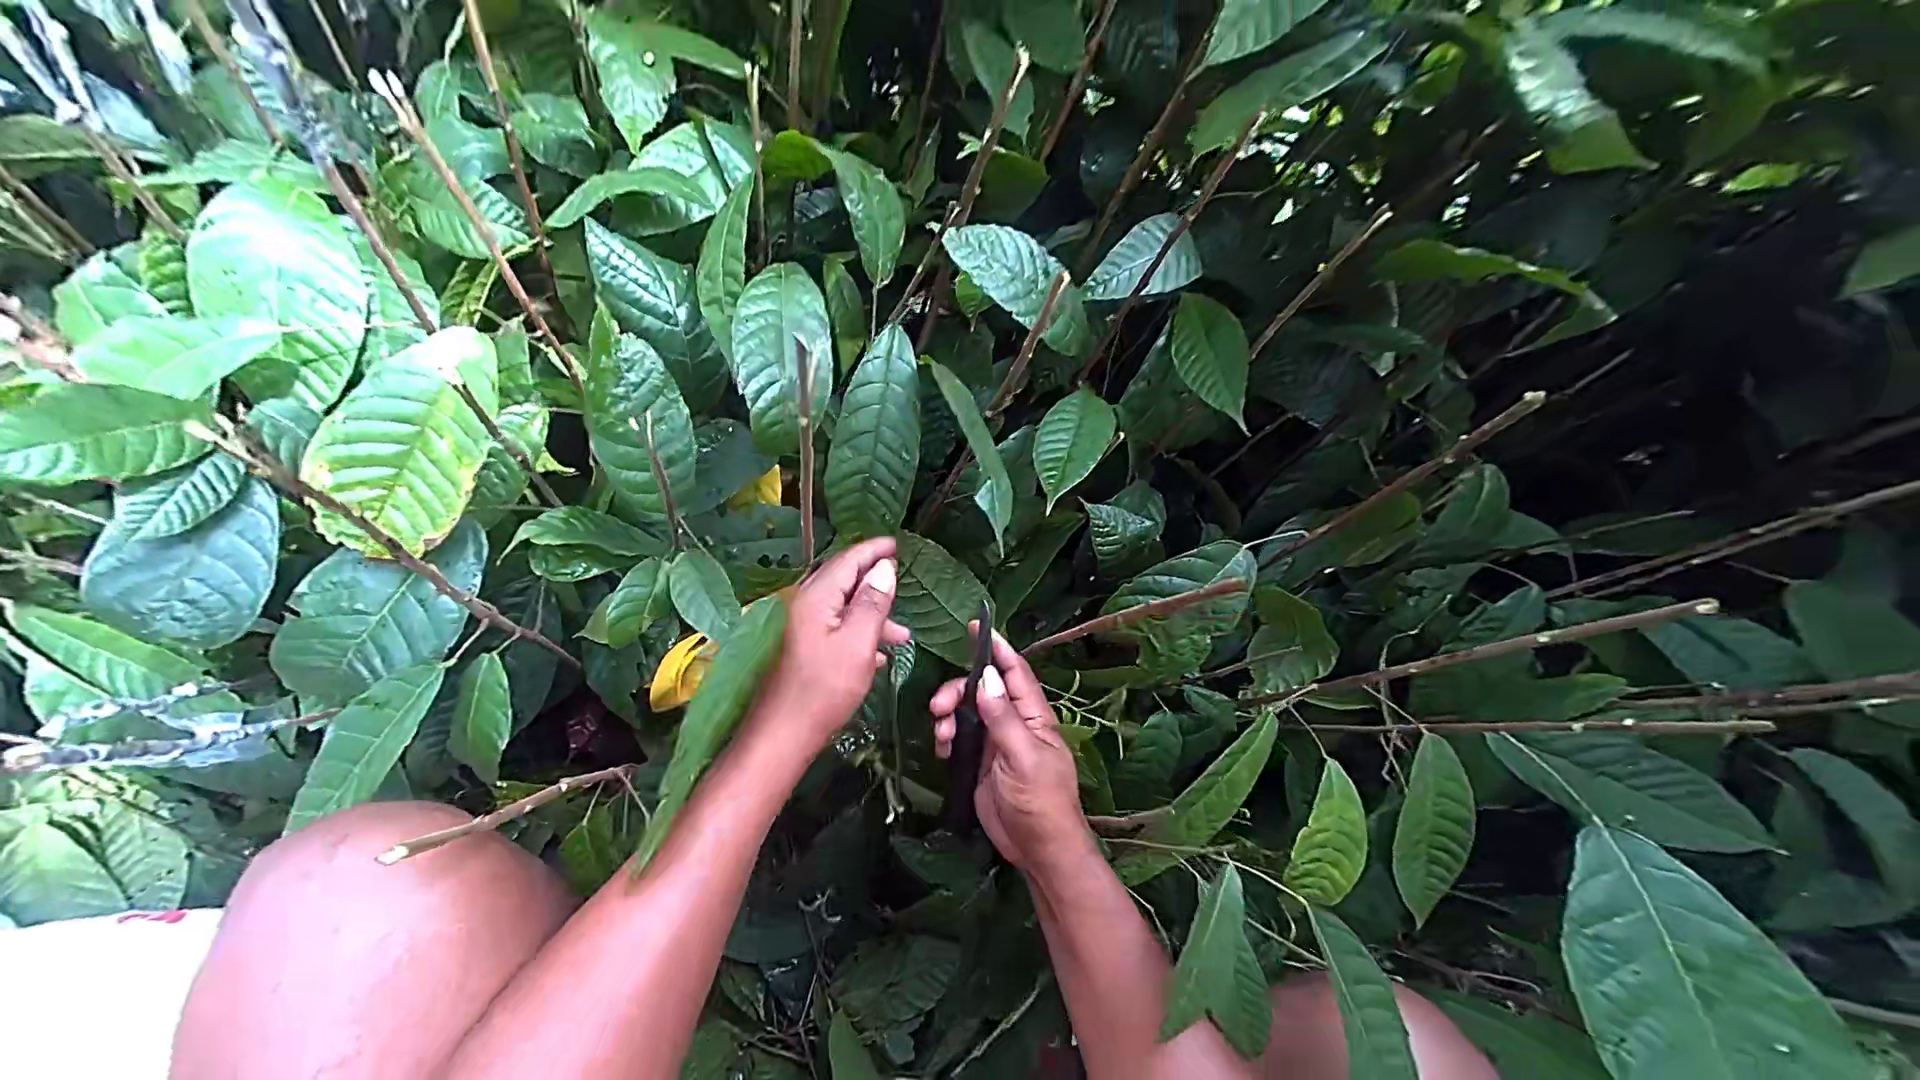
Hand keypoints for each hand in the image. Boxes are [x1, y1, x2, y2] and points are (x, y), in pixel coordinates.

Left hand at [745, 537, 911, 754]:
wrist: (782, 736)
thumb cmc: (823, 689)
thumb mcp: (858, 643)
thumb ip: (873, 602)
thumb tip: (885, 568)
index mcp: (815, 597)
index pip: (848, 560)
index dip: (874, 550)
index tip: (897, 544)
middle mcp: (803, 605)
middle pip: (843, 581)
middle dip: (874, 581)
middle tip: (901, 580)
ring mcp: (799, 628)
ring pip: (841, 608)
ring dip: (872, 615)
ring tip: (901, 635)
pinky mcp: (800, 649)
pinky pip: (834, 629)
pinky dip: (858, 634)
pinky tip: (877, 655)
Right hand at [932, 628, 1094, 872]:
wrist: (1038, 850)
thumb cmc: (1041, 801)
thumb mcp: (1023, 757)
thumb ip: (1003, 717)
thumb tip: (985, 677)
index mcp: (1033, 715)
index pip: (1014, 672)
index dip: (997, 648)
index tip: (976, 627)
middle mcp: (1014, 721)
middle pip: (982, 689)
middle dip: (957, 690)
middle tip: (938, 706)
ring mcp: (997, 741)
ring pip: (967, 711)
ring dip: (949, 714)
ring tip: (941, 733)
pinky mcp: (981, 761)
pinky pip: (960, 736)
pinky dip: (948, 736)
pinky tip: (943, 749)